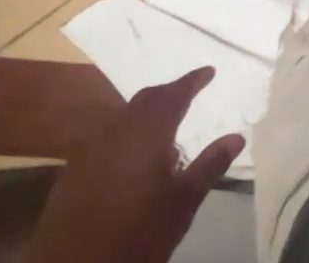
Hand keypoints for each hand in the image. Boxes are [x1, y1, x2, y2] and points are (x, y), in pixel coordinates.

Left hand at [27, 68, 245, 262]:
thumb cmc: (137, 236)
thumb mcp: (182, 204)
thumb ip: (209, 166)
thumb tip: (237, 137)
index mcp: (146, 134)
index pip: (173, 95)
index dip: (192, 81)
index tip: (209, 72)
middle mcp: (116, 133)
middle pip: (145, 100)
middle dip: (168, 94)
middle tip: (189, 95)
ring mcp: (89, 152)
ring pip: (122, 118)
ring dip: (145, 114)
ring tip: (164, 127)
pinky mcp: (71, 174)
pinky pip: (104, 140)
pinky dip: (124, 137)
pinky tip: (131, 159)